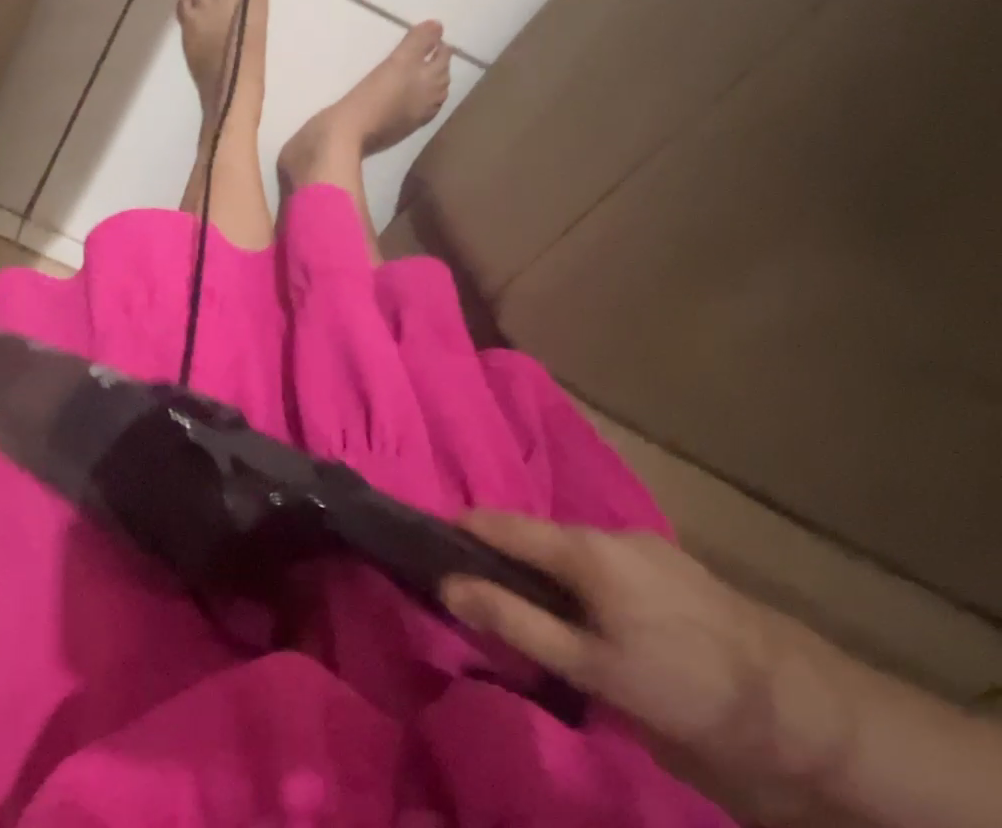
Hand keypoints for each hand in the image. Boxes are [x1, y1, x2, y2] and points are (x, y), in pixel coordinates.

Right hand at [442, 513, 852, 816]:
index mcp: (582, 548)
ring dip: (539, 573)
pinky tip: (585, 618)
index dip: (455, 535)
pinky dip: (574, 580)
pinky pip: (598, 561)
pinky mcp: (670, 565)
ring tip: (531, 617)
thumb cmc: (680, 683)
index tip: (428, 558)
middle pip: (530, 536)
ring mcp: (644, 545)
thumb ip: (511, 618)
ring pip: (566, 550)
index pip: (494, 522)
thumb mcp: (586, 663)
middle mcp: (609, 531)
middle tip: (479, 603)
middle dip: (497, 561)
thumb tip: (445, 582)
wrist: (803, 708)